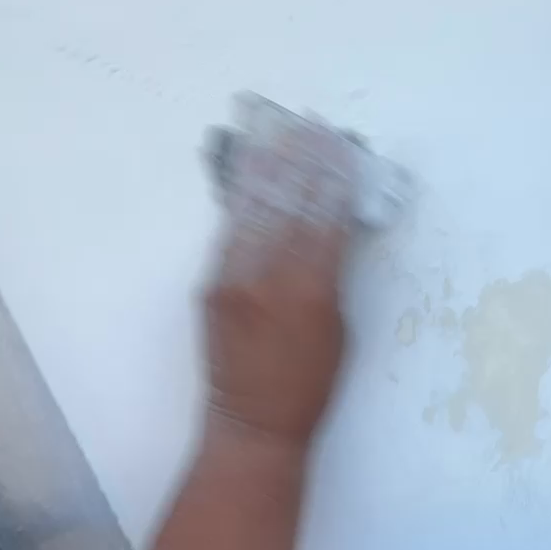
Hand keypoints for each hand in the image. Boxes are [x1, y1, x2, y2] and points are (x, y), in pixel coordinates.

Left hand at [202, 125, 354, 449]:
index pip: (323, 219)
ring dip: (268, 167)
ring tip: (279, 133)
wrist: (252, 421)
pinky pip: (230, 230)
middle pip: (286, 204)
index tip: (341, 147)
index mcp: (310, 290)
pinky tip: (252, 173)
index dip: (333, 179)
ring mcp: (231, 276)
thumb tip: (331, 229)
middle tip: (311, 128)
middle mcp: (266, 275)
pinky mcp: (209, 283)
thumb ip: (333, 275)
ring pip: (252, 209)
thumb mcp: (341, 330)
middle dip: (301, 161)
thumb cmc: (311, 385)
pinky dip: (244, 198)